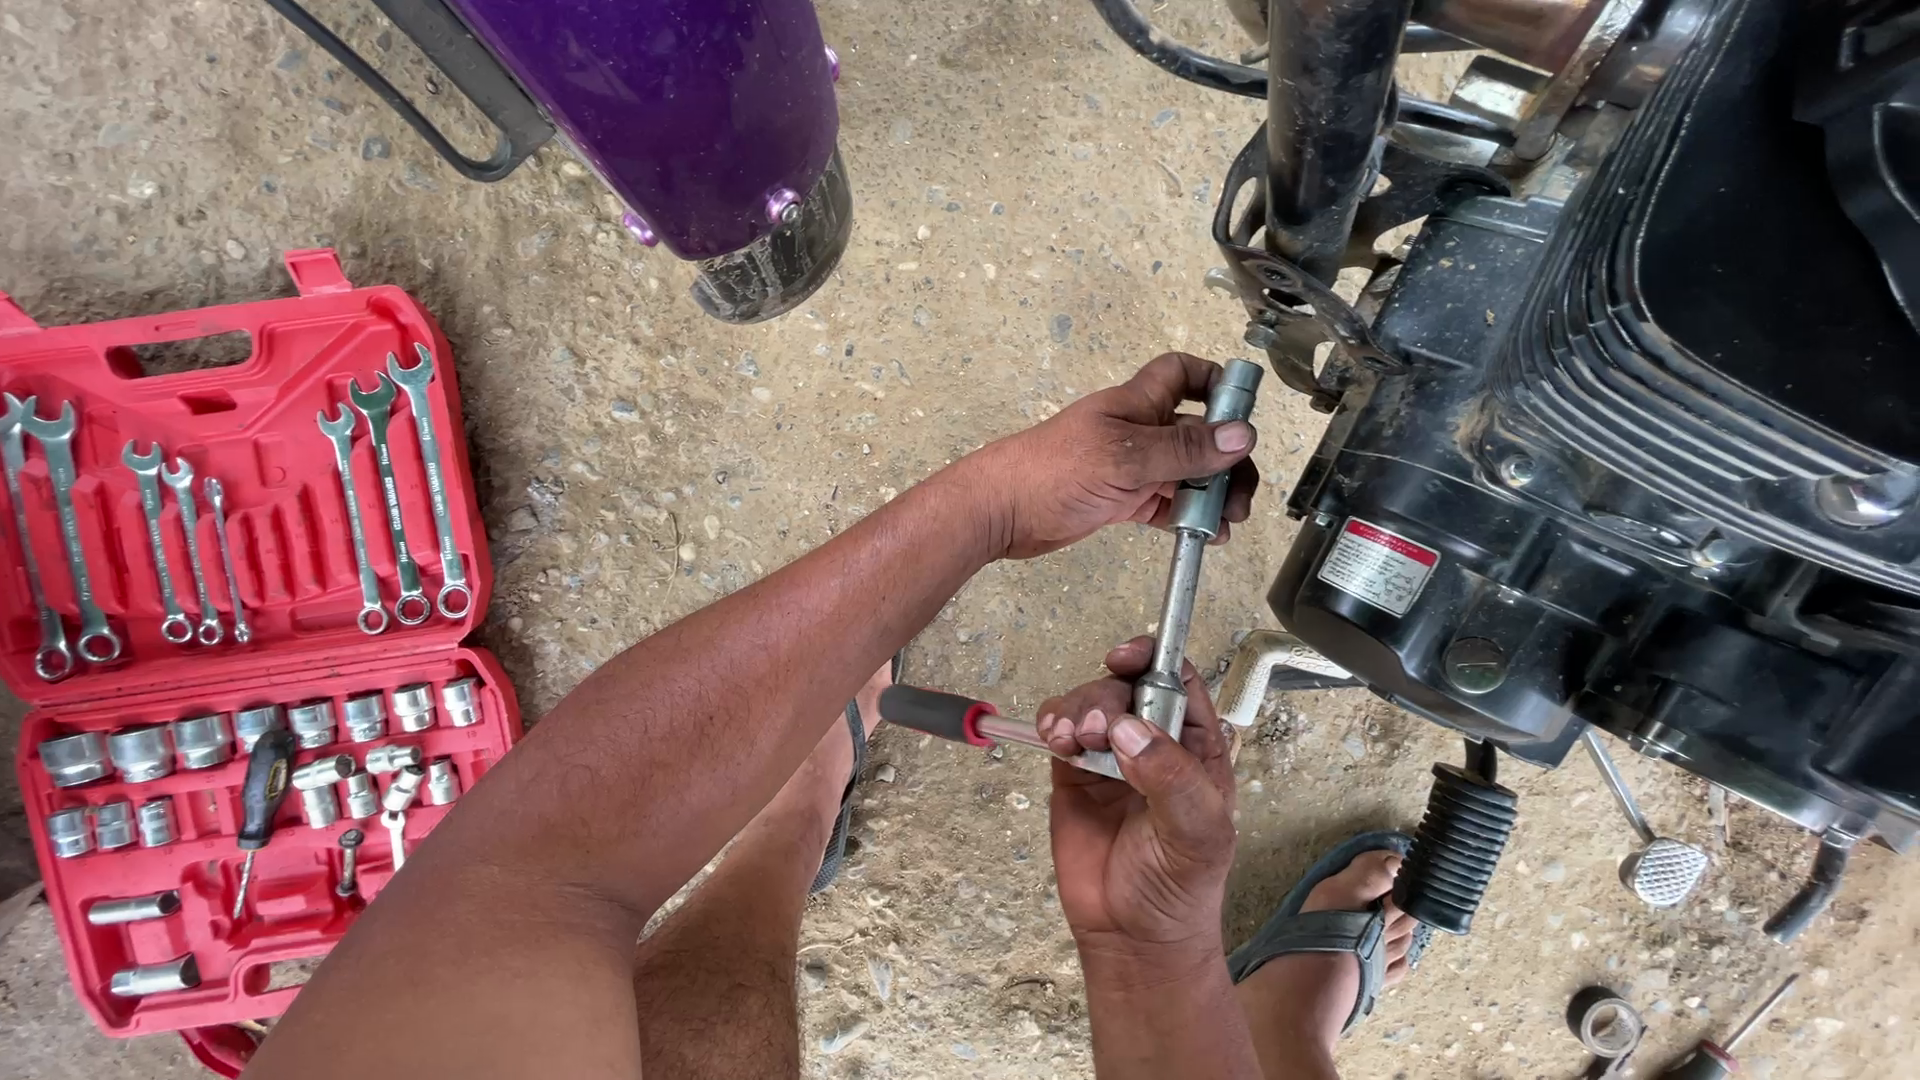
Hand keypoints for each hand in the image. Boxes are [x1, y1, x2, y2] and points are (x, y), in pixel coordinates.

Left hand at [959, 353, 1258, 558]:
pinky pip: (1164, 504)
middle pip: (1196, 434)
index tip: (1241, 410)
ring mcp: (1129, 469)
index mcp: (1136, 404)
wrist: (1001, 512)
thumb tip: (1242, 436)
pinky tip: (1204, 534)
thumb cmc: (1054, 471)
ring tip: (1226, 522)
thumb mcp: (1125, 456)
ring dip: (1211, 494)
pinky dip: (1186, 516)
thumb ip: (1183, 448)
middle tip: (1242, 497)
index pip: (1179, 374)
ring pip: (1185, 474)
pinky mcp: (1119, 501)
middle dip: (1225, 459)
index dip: (1213, 381)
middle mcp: (1137, 432)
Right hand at [1041, 637, 1236, 955]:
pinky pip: (1058, 727)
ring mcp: (1110, 754)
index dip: (1153, 659)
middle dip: (1104, 697)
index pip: (1178, 681)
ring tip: (1067, 739)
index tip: (1123, 659)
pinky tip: (1053, 738)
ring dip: (1073, 708)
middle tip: (1093, 731)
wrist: (1130, 935)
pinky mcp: (1072, 771)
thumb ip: (1171, 779)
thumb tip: (1128, 730)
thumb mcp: (1195, 833)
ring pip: (1088, 702)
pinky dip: (1051, 722)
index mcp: (1195, 746)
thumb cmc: (1179, 885)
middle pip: (1125, 687)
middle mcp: (1152, 741)